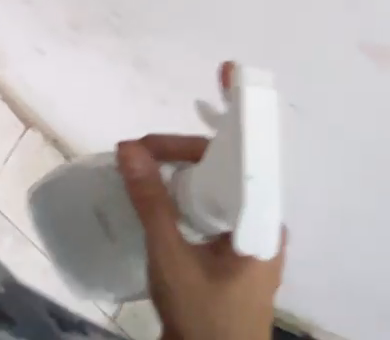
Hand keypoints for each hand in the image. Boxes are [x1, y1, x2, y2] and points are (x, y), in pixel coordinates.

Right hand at [115, 67, 284, 339]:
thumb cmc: (203, 320)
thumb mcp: (170, 257)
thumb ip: (150, 200)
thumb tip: (129, 146)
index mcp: (260, 226)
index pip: (249, 158)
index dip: (238, 116)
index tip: (228, 74)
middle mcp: (259, 228)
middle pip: (224, 168)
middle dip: (180, 148)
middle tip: (137, 151)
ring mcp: (245, 242)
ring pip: (213, 186)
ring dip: (177, 168)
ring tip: (139, 164)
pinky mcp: (229, 254)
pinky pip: (206, 203)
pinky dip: (180, 187)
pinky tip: (154, 187)